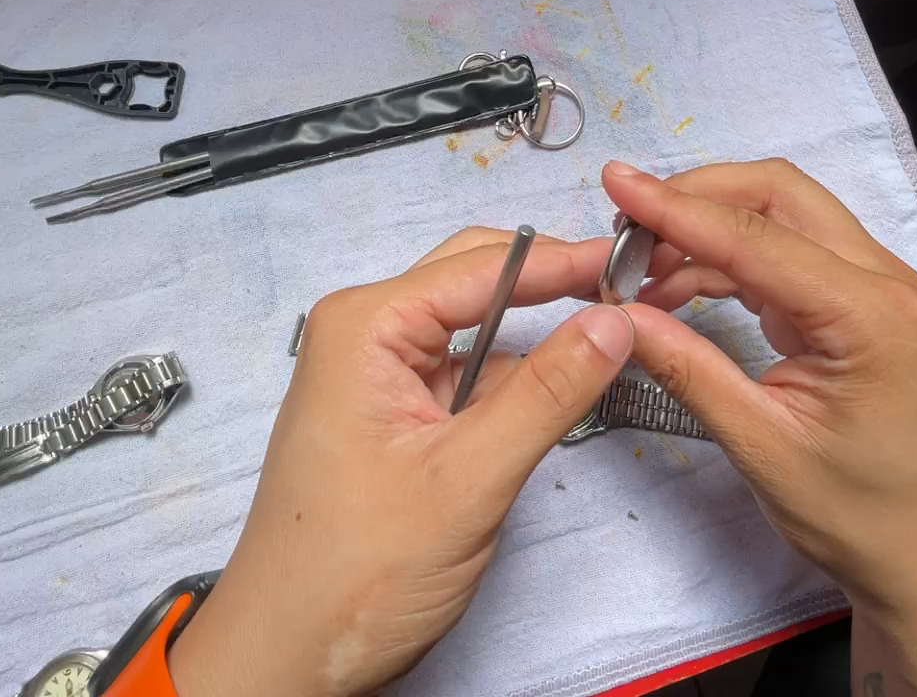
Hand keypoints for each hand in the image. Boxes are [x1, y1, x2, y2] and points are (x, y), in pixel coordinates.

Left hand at [168, 229, 634, 696]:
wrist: (288, 658)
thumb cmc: (358, 571)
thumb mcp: (467, 479)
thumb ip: (547, 393)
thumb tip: (614, 320)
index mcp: (367, 324)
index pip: (482, 266)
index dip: (562, 259)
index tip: (628, 260)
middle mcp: (369, 330)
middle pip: (475, 280)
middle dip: (548, 281)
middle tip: (621, 287)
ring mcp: (382, 369)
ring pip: (477, 325)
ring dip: (536, 330)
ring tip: (606, 326)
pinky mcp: (399, 406)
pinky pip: (469, 369)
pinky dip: (516, 374)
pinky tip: (557, 382)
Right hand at [602, 160, 916, 694]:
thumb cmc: (857, 514)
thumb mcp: (762, 446)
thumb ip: (688, 368)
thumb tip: (617, 314)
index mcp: (869, 314)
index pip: (756, 236)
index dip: (677, 208)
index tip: (615, 184)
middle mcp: (881, 279)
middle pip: (778, 195)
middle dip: (696, 196)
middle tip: (629, 224)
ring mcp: (872, 284)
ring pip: (779, 215)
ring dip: (707, 227)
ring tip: (642, 266)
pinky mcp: (853, 300)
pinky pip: (782, 253)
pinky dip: (725, 260)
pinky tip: (679, 288)